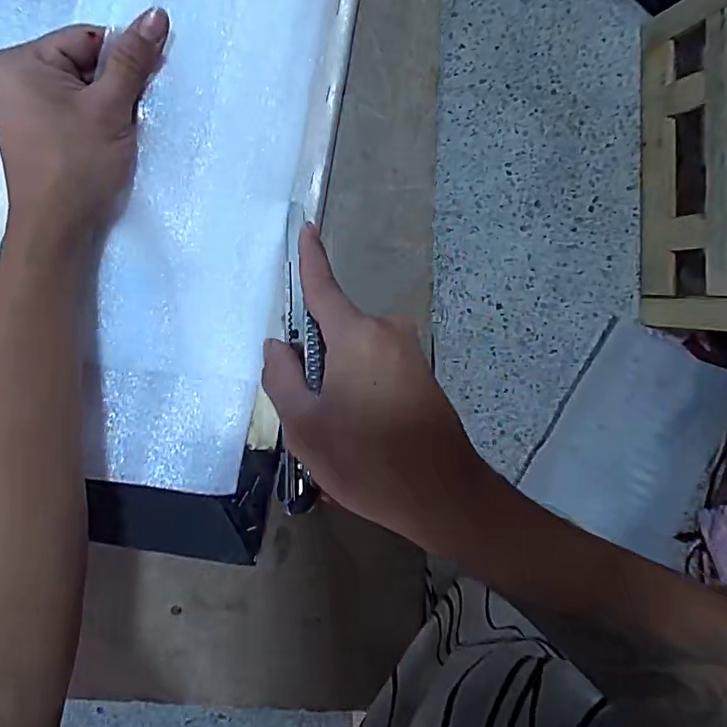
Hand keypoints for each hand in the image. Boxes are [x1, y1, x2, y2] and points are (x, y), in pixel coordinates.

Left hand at [0, 9, 168, 257]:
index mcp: (19, 61)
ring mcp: (22, 106)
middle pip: (84, 61)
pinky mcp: (35, 129)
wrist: (57, 231)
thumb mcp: (111, 105)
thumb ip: (133, 58)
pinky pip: (73, 107)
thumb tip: (156, 12)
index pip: (88, 38)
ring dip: (109, 103)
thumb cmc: (78, 163)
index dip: (121, 59)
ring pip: (83, 86)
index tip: (142, 86)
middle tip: (128, 114)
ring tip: (116, 131)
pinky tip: (104, 140)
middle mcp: (13, 77)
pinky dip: (96, 118)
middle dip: (114, 83)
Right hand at [262, 224, 489, 552]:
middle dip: (313, 364)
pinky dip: (358, 396)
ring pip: (350, 357)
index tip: (307, 227)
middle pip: (330, 332)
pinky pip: (372, 372)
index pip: (322, 287)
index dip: (310, 257)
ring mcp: (407, 354)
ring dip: (336, 387)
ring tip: (338, 438)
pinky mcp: (420, 376)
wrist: (446, 500)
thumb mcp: (303, 424)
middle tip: (311, 415)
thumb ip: (280, 376)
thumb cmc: (368, 460)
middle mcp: (386, 332)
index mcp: (356, 335)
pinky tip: (362, 440)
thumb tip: (280, 347)